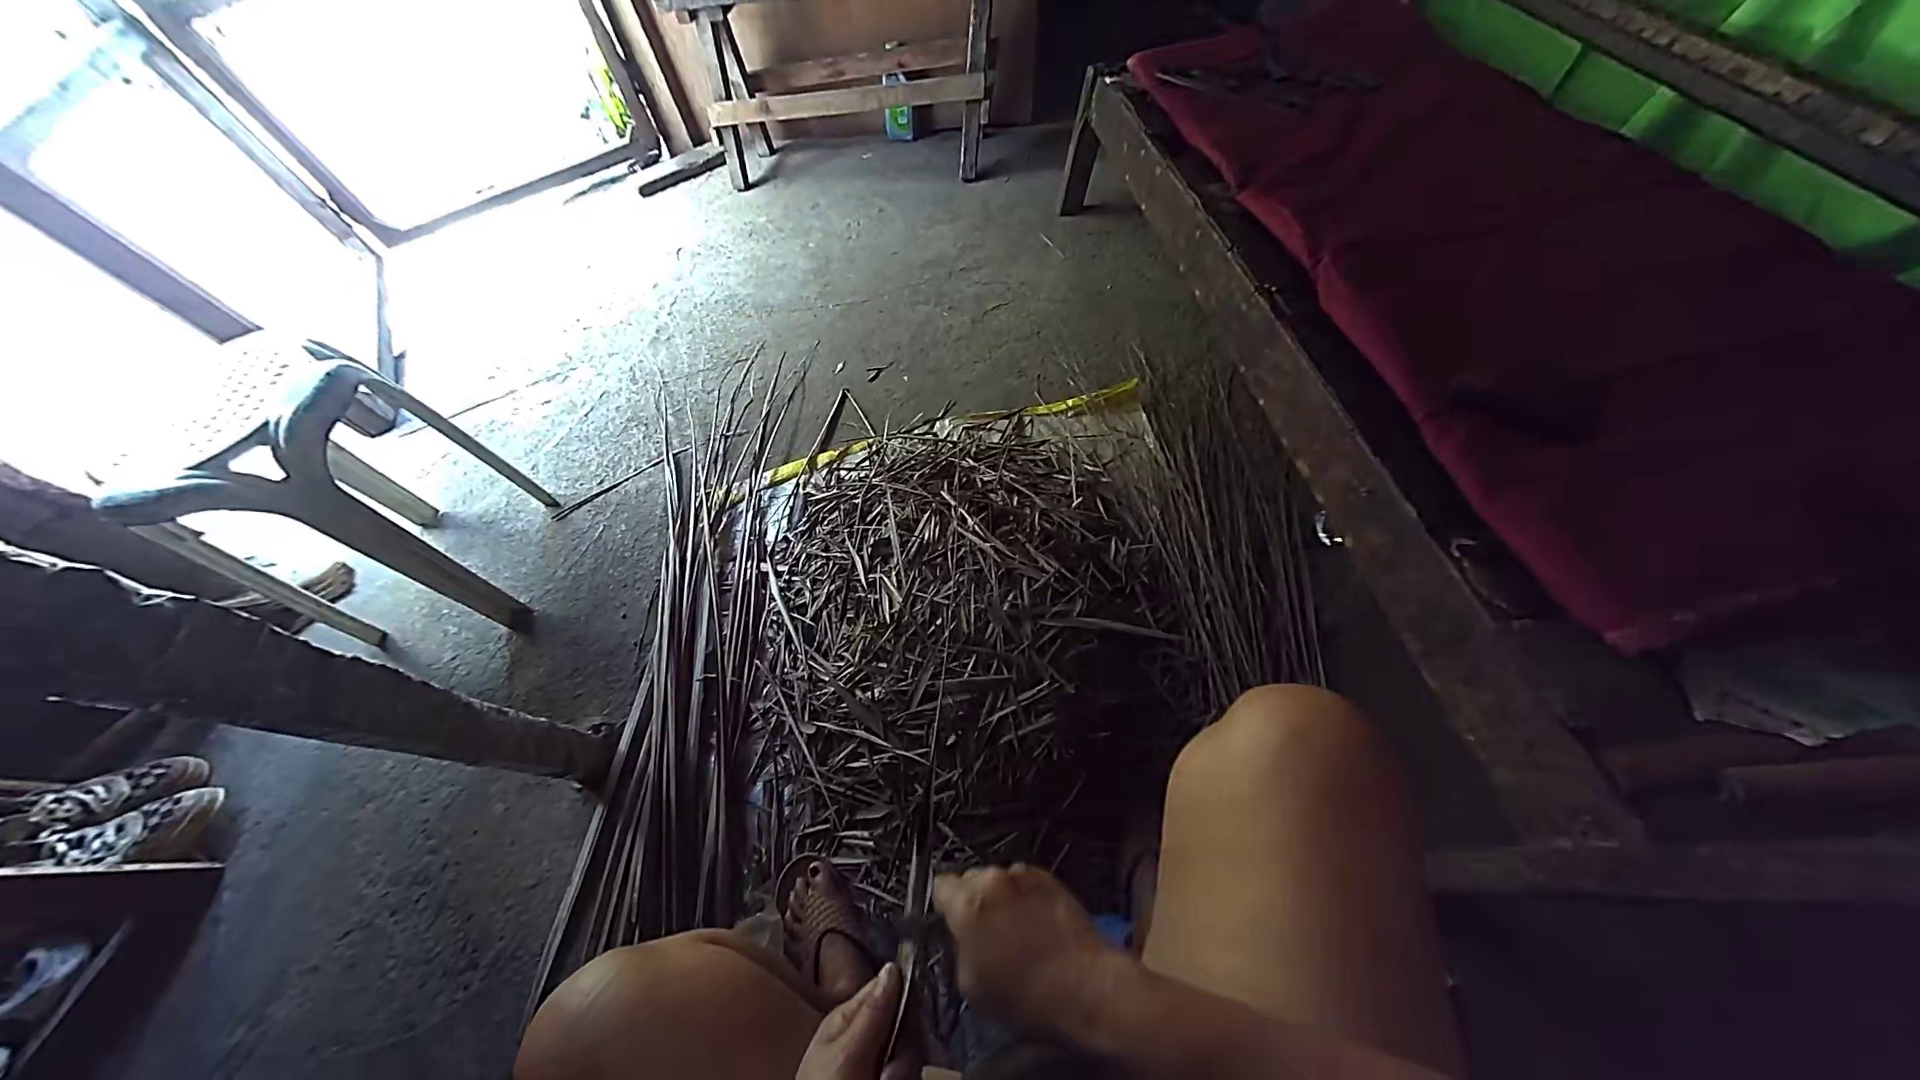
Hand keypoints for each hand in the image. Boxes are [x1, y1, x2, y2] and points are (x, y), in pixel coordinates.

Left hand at [795, 963, 916, 1079]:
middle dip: (906, 1046)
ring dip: (904, 1069)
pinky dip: (904, 1077)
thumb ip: (872, 1013)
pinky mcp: (889, 1077)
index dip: (905, 996)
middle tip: (889, 1072)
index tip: (913, 1017)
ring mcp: (878, 1060)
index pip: (888, 986)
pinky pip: (910, 1069)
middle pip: (907, 1020)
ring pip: (913, 1050)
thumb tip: (893, 965)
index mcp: (848, 1017)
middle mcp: (866, 1033)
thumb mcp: (846, 1055)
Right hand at [932, 864, 1121, 1029]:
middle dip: (973, 899)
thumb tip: (963, 936)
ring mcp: (1021, 874)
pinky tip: (1034, 919)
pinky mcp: (1048, 876)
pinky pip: (1023, 880)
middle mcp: (991, 879)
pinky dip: (1023, 894)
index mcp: (967, 903)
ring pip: (998, 879)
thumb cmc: (1022, 991)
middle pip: (970, 879)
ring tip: (1014, 925)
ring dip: (999, 895)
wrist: (1082, 982)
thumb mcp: (970, 982)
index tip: (953, 922)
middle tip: (985, 928)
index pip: (941, 886)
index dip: (945, 905)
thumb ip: (958, 947)